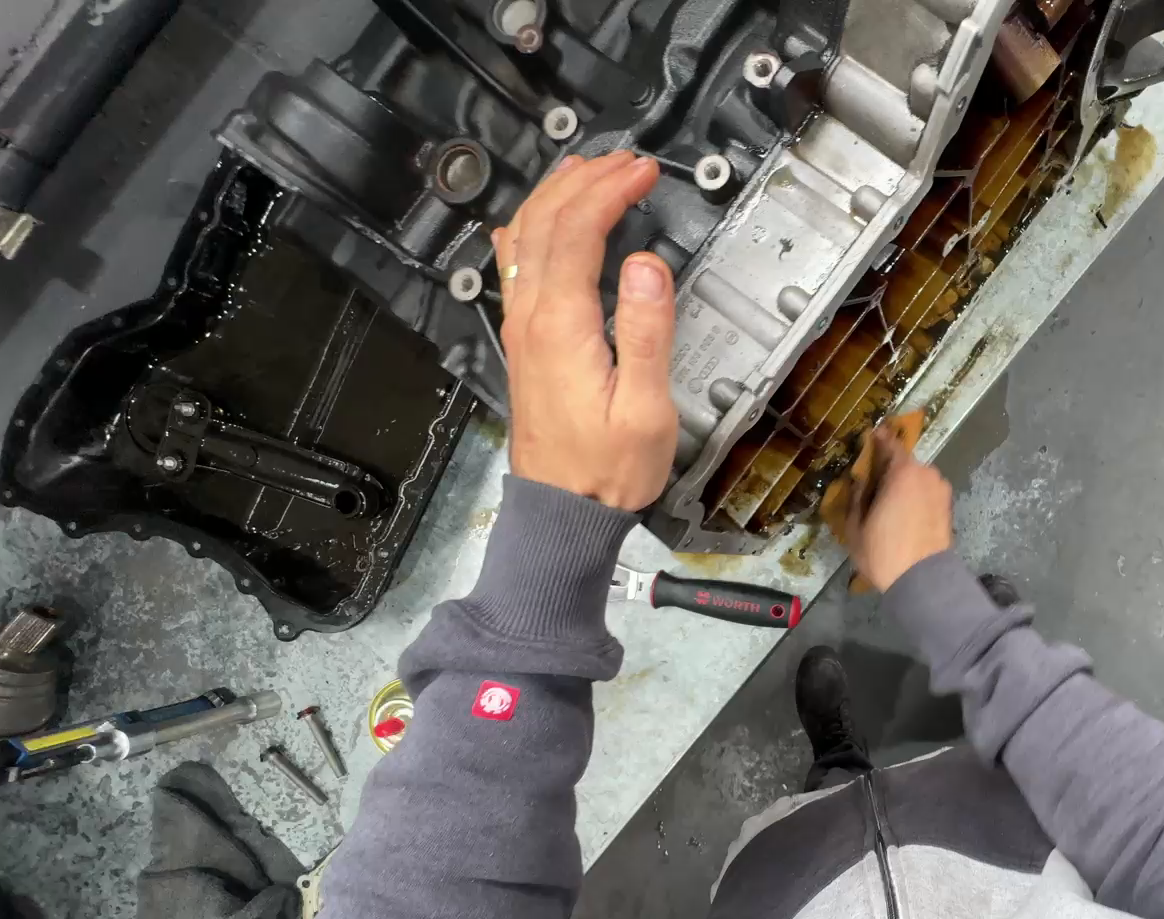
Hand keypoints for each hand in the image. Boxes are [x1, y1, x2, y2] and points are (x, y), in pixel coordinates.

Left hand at [493, 151, 677, 510]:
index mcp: (563, 326)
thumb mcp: (645, 408)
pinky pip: (515, 270)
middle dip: (583, 182)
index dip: (610, 191)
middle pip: (543, 224)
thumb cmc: (608, 469)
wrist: (565, 510)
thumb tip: (648, 265)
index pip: (578, 232)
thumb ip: (647, 332)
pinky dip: (529, 233)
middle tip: (623, 164)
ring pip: (523, 241)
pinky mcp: (525, 346)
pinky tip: (532, 228)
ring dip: (554, 198)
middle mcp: (532, 320)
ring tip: (587, 175)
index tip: (643, 171)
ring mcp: (522, 331)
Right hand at [845, 427, 953, 589]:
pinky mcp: (948, 507)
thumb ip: (857, 496)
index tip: (872, 435)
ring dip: (905, 484)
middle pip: (905, 463)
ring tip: (890, 501)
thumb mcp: (856, 526)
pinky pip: (928, 493)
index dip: (879, 439)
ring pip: (918, 479)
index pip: (890, 444)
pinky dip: (917, 496)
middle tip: (874, 479)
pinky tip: (904, 513)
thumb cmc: (882, 552)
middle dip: (891, 468)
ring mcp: (941, 490)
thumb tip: (859, 482)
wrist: (921, 580)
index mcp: (903, 472)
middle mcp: (926, 474)